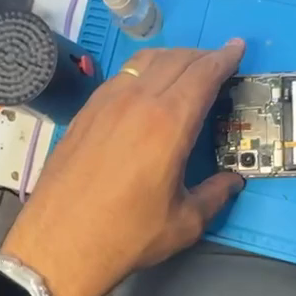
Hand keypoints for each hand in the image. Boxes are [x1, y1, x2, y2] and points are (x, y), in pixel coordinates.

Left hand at [0, 41, 246, 295]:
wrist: (58, 246)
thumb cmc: (126, 237)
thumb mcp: (184, 222)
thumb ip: (214, 196)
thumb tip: (233, 182)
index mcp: (169, 124)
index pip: (203, 74)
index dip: (224, 58)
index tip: (237, 48)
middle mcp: (137, 101)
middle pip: (176, 60)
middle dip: (202, 56)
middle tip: (218, 62)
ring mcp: (106, 103)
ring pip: (145, 61)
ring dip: (172, 58)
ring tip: (186, 69)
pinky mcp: (85, 112)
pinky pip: (121, 76)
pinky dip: (143, 71)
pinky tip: (147, 88)